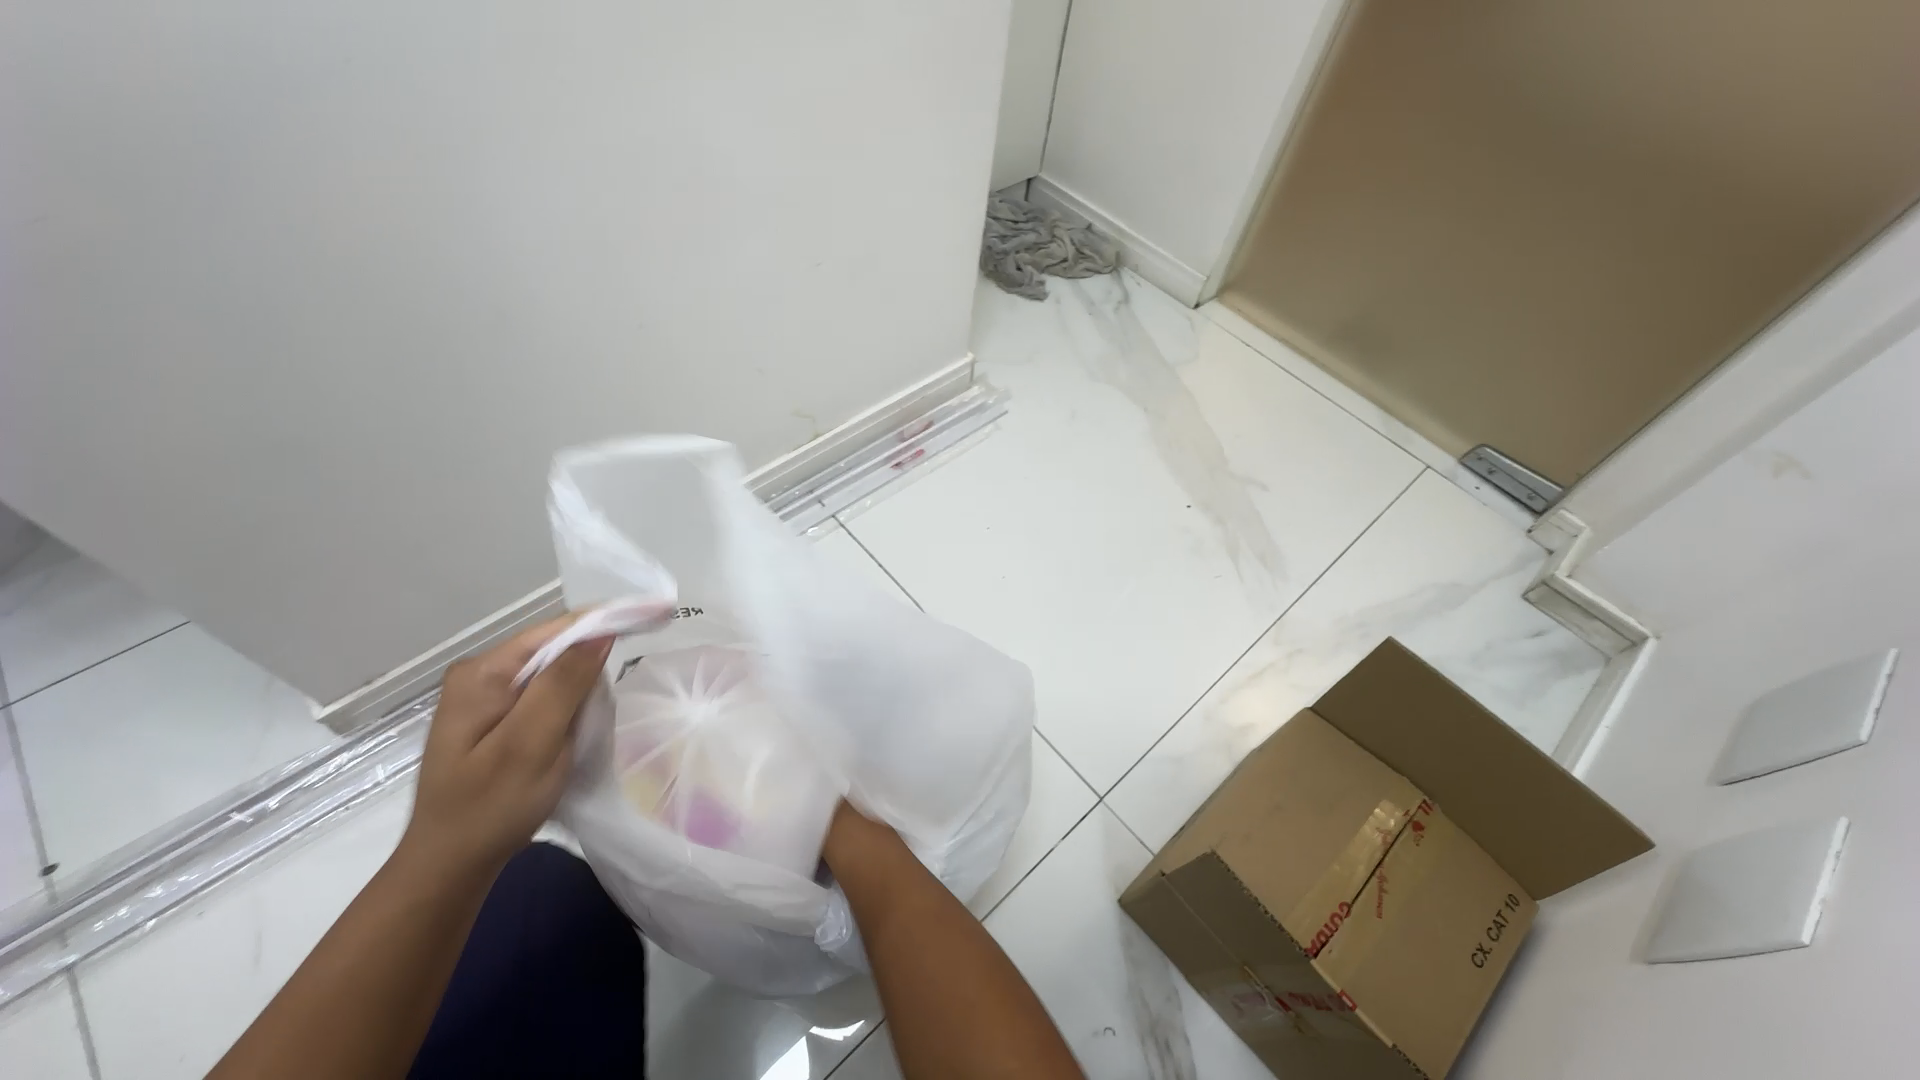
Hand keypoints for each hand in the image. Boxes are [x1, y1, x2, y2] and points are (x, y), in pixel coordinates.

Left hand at [397, 615, 613, 883]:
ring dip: (581, 692)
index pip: (557, 630)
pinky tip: (575, 733)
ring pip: (554, 675)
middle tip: (620, 692)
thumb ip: (564, 684)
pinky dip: (569, 710)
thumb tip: (601, 632)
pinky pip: (546, 698)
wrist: (449, 866)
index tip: (659, 616)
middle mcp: (481, 675)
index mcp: (483, 673)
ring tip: (594, 723)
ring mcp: (486, 698)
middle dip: (592, 665)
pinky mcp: (496, 720)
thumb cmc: (490, 807)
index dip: (608, 621)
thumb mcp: (532, 744)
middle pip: (556, 649)